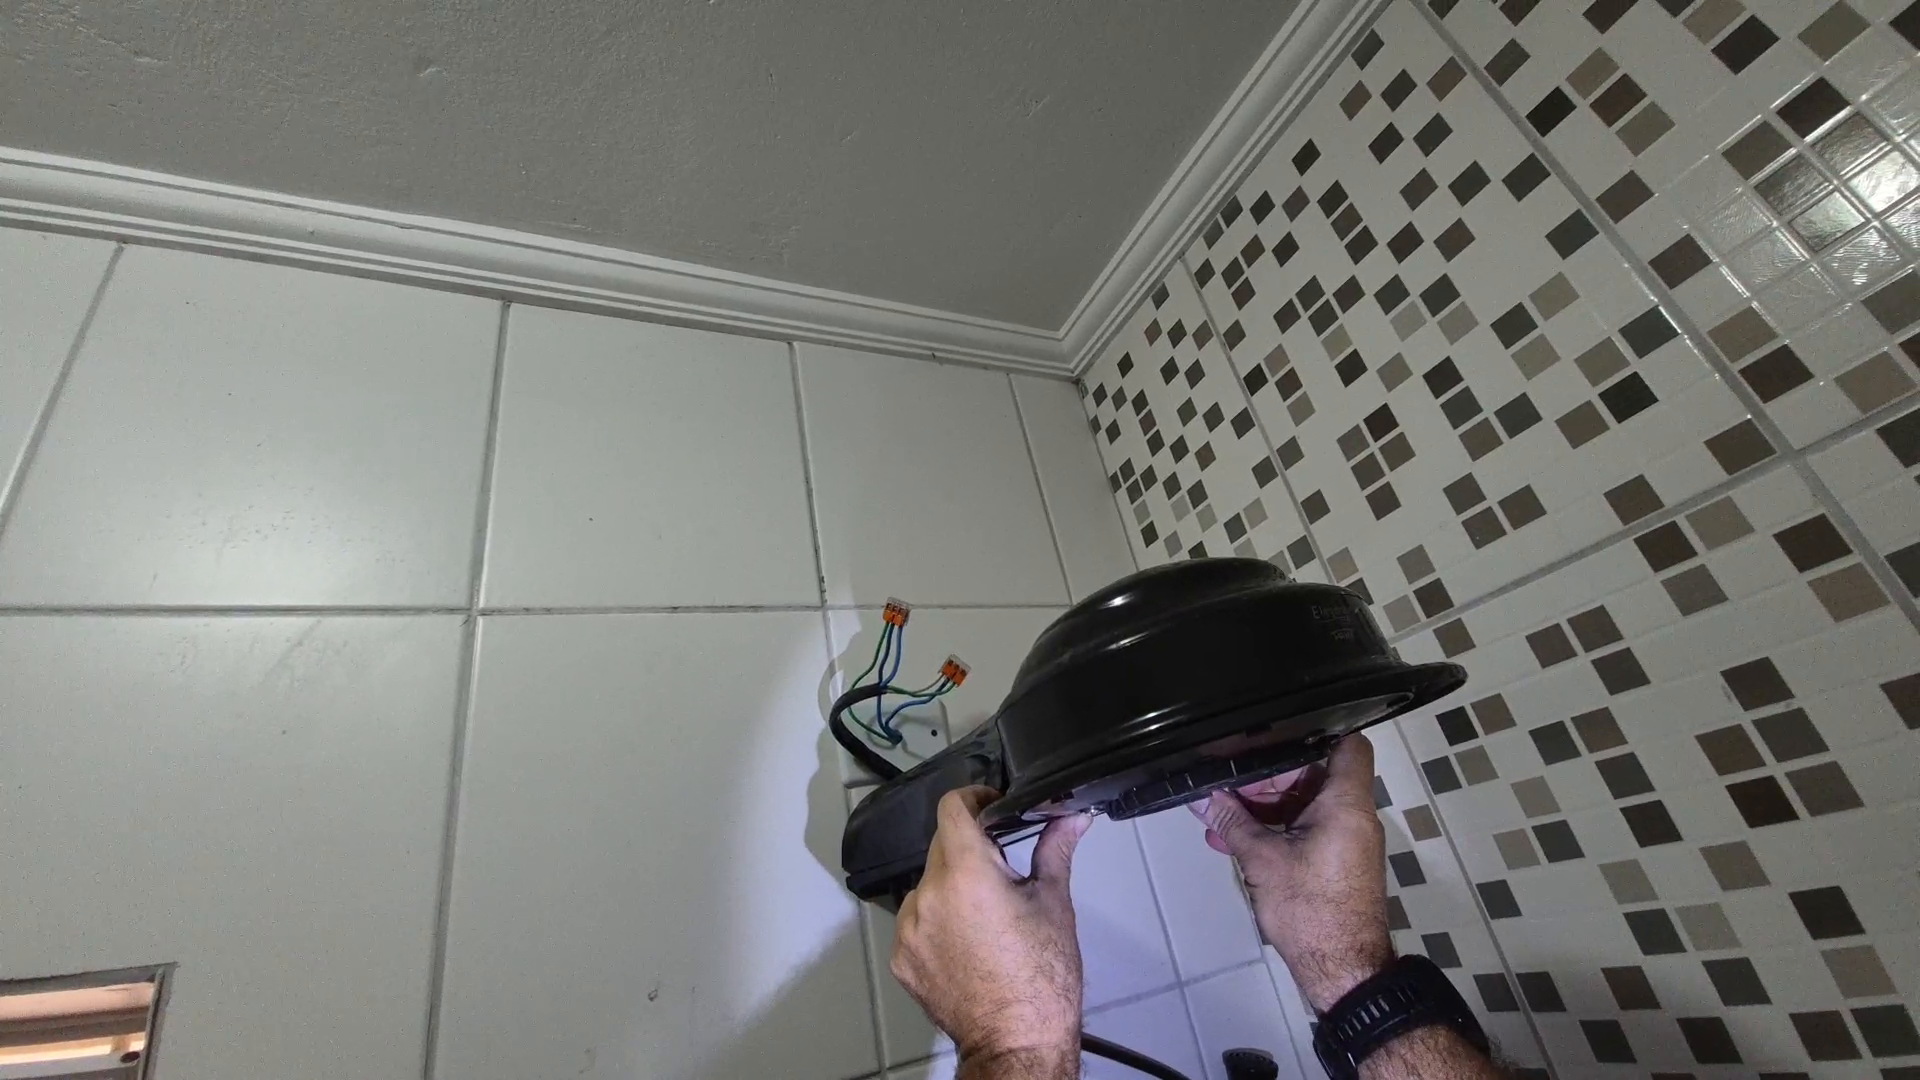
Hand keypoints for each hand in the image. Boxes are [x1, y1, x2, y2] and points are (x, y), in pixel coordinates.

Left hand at [891, 786, 1091, 1070]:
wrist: (1018, 1046)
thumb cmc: (1042, 978)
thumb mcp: (1053, 904)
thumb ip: (1055, 849)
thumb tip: (1073, 817)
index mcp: (966, 873)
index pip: (952, 807)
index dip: (973, 798)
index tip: (991, 806)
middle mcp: (928, 894)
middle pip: (942, 844)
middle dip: (971, 846)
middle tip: (1001, 865)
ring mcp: (910, 928)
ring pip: (929, 881)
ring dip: (952, 883)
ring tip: (985, 911)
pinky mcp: (902, 957)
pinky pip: (917, 918)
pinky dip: (937, 917)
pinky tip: (966, 939)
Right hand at [1188, 734, 1392, 1011]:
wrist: (1342, 973)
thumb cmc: (1310, 909)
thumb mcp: (1261, 860)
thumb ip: (1231, 822)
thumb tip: (1202, 799)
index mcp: (1344, 805)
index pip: (1349, 745)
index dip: (1318, 727)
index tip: (1277, 726)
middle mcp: (1350, 816)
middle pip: (1310, 773)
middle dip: (1265, 775)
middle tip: (1225, 781)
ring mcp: (1343, 840)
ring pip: (1299, 803)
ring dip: (1260, 805)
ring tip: (1217, 811)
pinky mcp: (1332, 861)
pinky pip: (1299, 828)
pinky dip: (1270, 828)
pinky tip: (1228, 838)